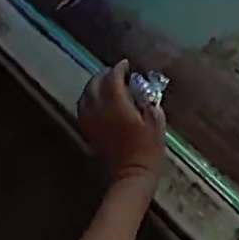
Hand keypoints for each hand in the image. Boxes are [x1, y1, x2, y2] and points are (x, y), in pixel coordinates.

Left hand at [76, 59, 165, 185]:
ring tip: (106, 84)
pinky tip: (96, 100)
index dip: (119, 69)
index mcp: (117, 104)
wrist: (132, 175)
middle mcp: (99, 110)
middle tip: (117, 73)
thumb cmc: (148, 147)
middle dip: (105, 75)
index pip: (112, 78)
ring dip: (94, 86)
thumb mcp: (156, 120)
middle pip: (95, 84)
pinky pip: (82, 109)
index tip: (127, 64)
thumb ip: (148, 100)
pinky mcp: (88, 131)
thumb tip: (142, 88)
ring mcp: (91, 121)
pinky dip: (88, 100)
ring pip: (86, 95)